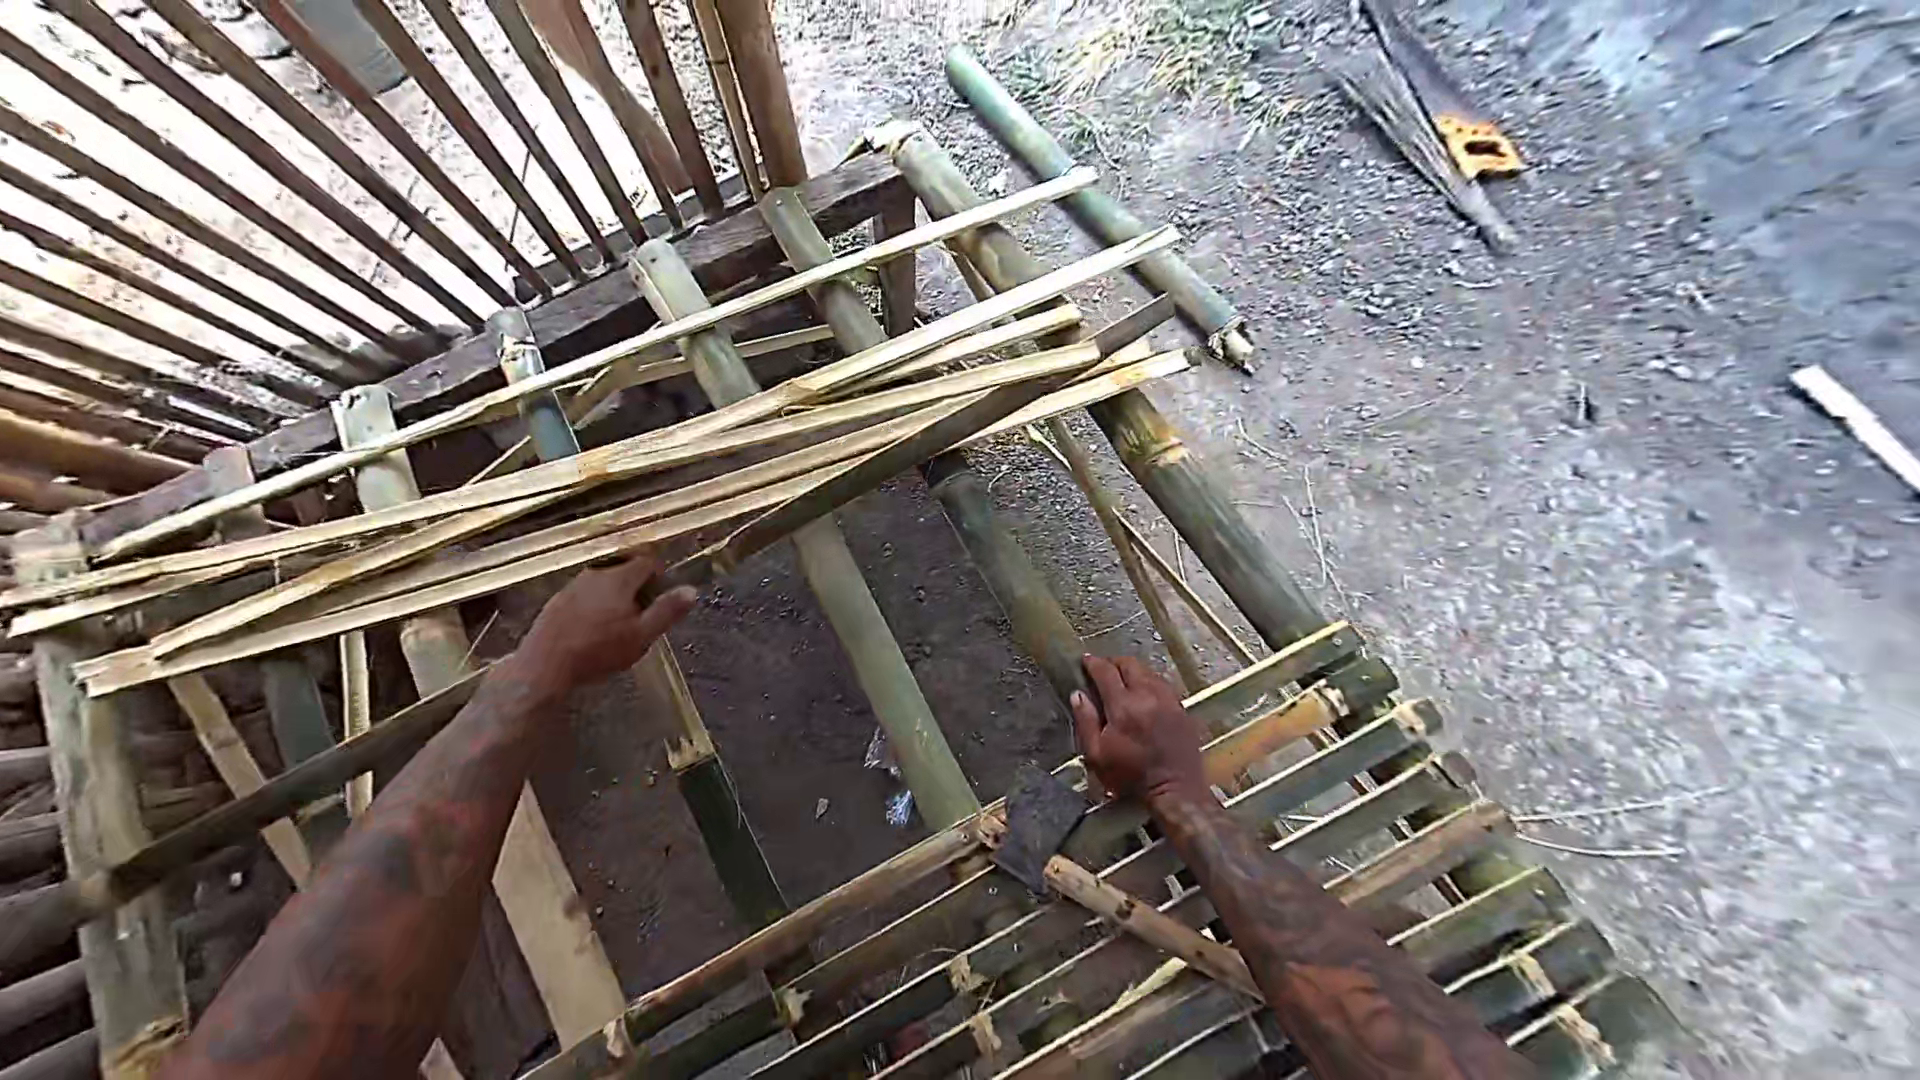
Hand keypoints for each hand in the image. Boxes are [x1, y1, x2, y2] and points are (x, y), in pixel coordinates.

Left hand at [506, 552, 697, 701]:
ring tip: (620, 624)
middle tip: (644, 613)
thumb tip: (691, 591)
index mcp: (619, 578)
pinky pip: (584, 595)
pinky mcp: (555, 603)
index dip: (660, 575)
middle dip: (638, 586)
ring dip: (615, 596)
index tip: (663, 595)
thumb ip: (667, 610)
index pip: (647, 561)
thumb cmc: (599, 651)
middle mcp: (594, 575)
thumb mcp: (642, 635)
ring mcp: (571, 587)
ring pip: (603, 582)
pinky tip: (594, 630)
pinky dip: (595, 605)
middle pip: (624, 569)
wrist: (544, 667)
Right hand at [1070, 654, 1206, 804]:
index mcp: (1123, 706)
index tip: (1085, 661)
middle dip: (1113, 662)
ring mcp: (1168, 701)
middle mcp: (1148, 696)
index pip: (1105, 671)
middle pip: (1129, 664)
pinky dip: (1149, 683)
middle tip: (1103, 670)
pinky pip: (1163, 684)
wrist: (1176, 791)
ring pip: (1148, 671)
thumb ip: (1085, 720)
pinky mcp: (1182, 709)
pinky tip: (1143, 695)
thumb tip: (1078, 694)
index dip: (1093, 663)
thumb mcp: (1096, 754)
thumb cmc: (1131, 777)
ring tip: (1122, 681)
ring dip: (1132, 671)